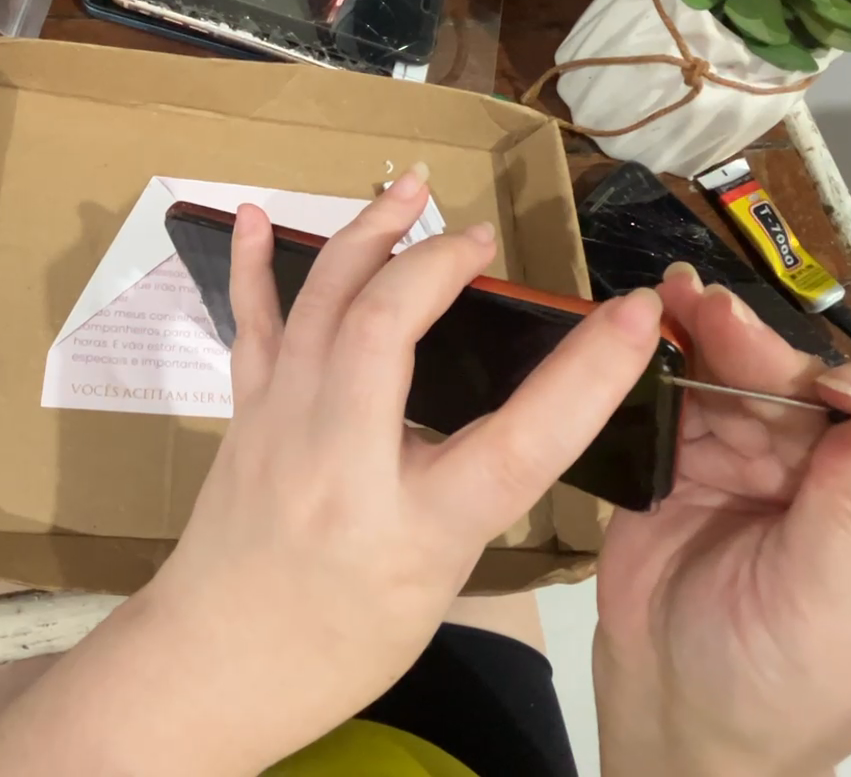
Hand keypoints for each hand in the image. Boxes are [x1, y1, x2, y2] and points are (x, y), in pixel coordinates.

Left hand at [0, 169, 660, 776]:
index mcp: (415, 523)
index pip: (521, 438)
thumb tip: (497, 413)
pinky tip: (257, 215)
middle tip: (480, 236)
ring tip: (406, 189)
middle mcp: (340, 458)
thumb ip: (471, 488)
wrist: (216, 660)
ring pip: (321, 305)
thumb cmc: (338, 639)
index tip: (634, 313)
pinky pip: (251, 323)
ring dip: (366, 235)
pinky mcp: (247, 409)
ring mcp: (281, 421)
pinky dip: (256, 265)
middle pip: (388, 330)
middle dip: (438, 263)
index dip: (590, 371)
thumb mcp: (437, 578)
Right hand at [593, 265, 850, 776]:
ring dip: (717, 336)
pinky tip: (651, 325)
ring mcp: (766, 465)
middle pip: (830, 389)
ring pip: (753, 384)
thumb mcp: (837, 607)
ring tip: (675, 295)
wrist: (668, 705)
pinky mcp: (695, 460)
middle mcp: (849, 479)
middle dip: (777, 352)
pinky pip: (688, 403)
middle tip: (712, 312)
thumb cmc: (779, 682)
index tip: (834, 394)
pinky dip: (668, 363)